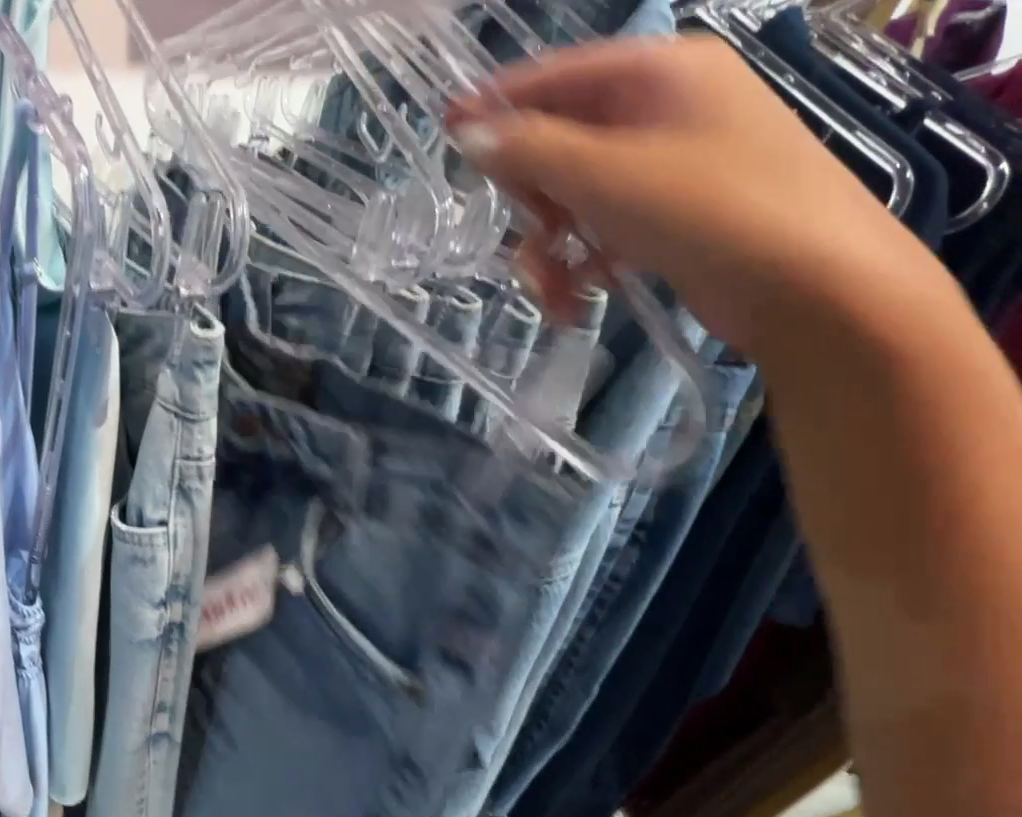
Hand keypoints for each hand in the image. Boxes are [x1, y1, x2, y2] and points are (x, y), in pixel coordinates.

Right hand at [446, 36, 942, 355]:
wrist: (815, 286)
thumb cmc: (710, 210)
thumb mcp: (603, 176)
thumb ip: (528, 152)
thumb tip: (470, 135)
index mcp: (660, 73)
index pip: (556, 75)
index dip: (496, 104)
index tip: (444, 129)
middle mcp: (664, 109)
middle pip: (558, 144)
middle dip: (531, 203)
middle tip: (529, 235)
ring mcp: (670, 164)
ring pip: (572, 197)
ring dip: (549, 249)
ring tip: (554, 291)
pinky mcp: (672, 214)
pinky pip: (600, 228)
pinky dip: (580, 265)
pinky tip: (577, 301)